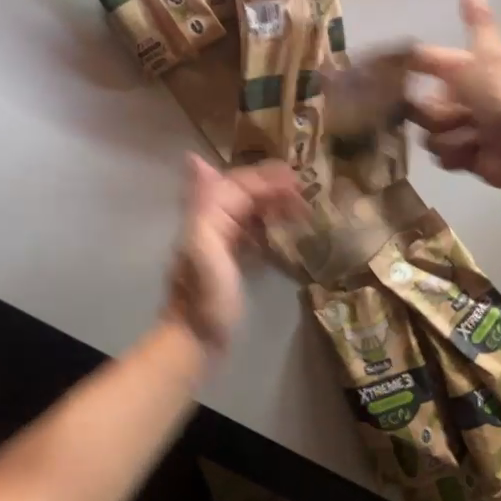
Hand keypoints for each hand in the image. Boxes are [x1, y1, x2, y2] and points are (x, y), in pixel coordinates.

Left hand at [166, 155, 307, 355]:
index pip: (237, 185)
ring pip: (247, 213)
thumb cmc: (204, 296)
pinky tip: (281, 231)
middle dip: (272, 189)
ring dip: (272, 206)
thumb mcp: (204, 247)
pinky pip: (249, 235)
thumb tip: (195, 159)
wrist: (195, 340)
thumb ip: (203, 203)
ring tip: (301, 208)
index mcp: (205, 217)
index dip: (265, 178)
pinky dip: (267, 227)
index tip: (297, 178)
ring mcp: (218, 245)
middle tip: (306, 191)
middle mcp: (209, 225)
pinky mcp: (228, 265)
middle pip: (242, 196)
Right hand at [410, 0, 500, 192]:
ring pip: (428, 134)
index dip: (405, 72)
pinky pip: (440, 156)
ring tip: (474, 136)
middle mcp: (460, 97)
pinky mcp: (464, 156)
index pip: (421, 65)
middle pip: (419, 107)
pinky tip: (474, 153)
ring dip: (450, 136)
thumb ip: (475, 21)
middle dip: (436, 114)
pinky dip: (458, 155)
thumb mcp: (487, 53)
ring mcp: (461, 128)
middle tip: (459, 114)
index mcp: (463, 69)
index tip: (386, 80)